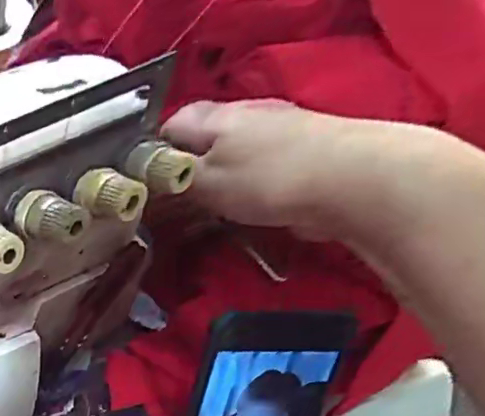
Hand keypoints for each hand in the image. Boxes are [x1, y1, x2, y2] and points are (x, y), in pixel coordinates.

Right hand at [163, 100, 465, 241]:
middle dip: (170, 182)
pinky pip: (239, 186)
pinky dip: (222, 206)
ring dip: (195, 199)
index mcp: (219, 118)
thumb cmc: (270, 176)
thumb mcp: (204, 181)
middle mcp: (243, 124)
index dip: (147, 157)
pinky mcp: (286, 169)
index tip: (133, 189)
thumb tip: (142, 183)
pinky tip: (215, 226)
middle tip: (150, 218)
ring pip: (215, 172)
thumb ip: (169, 181)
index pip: (168, 128)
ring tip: (178, 228)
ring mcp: (268, 145)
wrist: (351, 183)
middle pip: (192, 152)